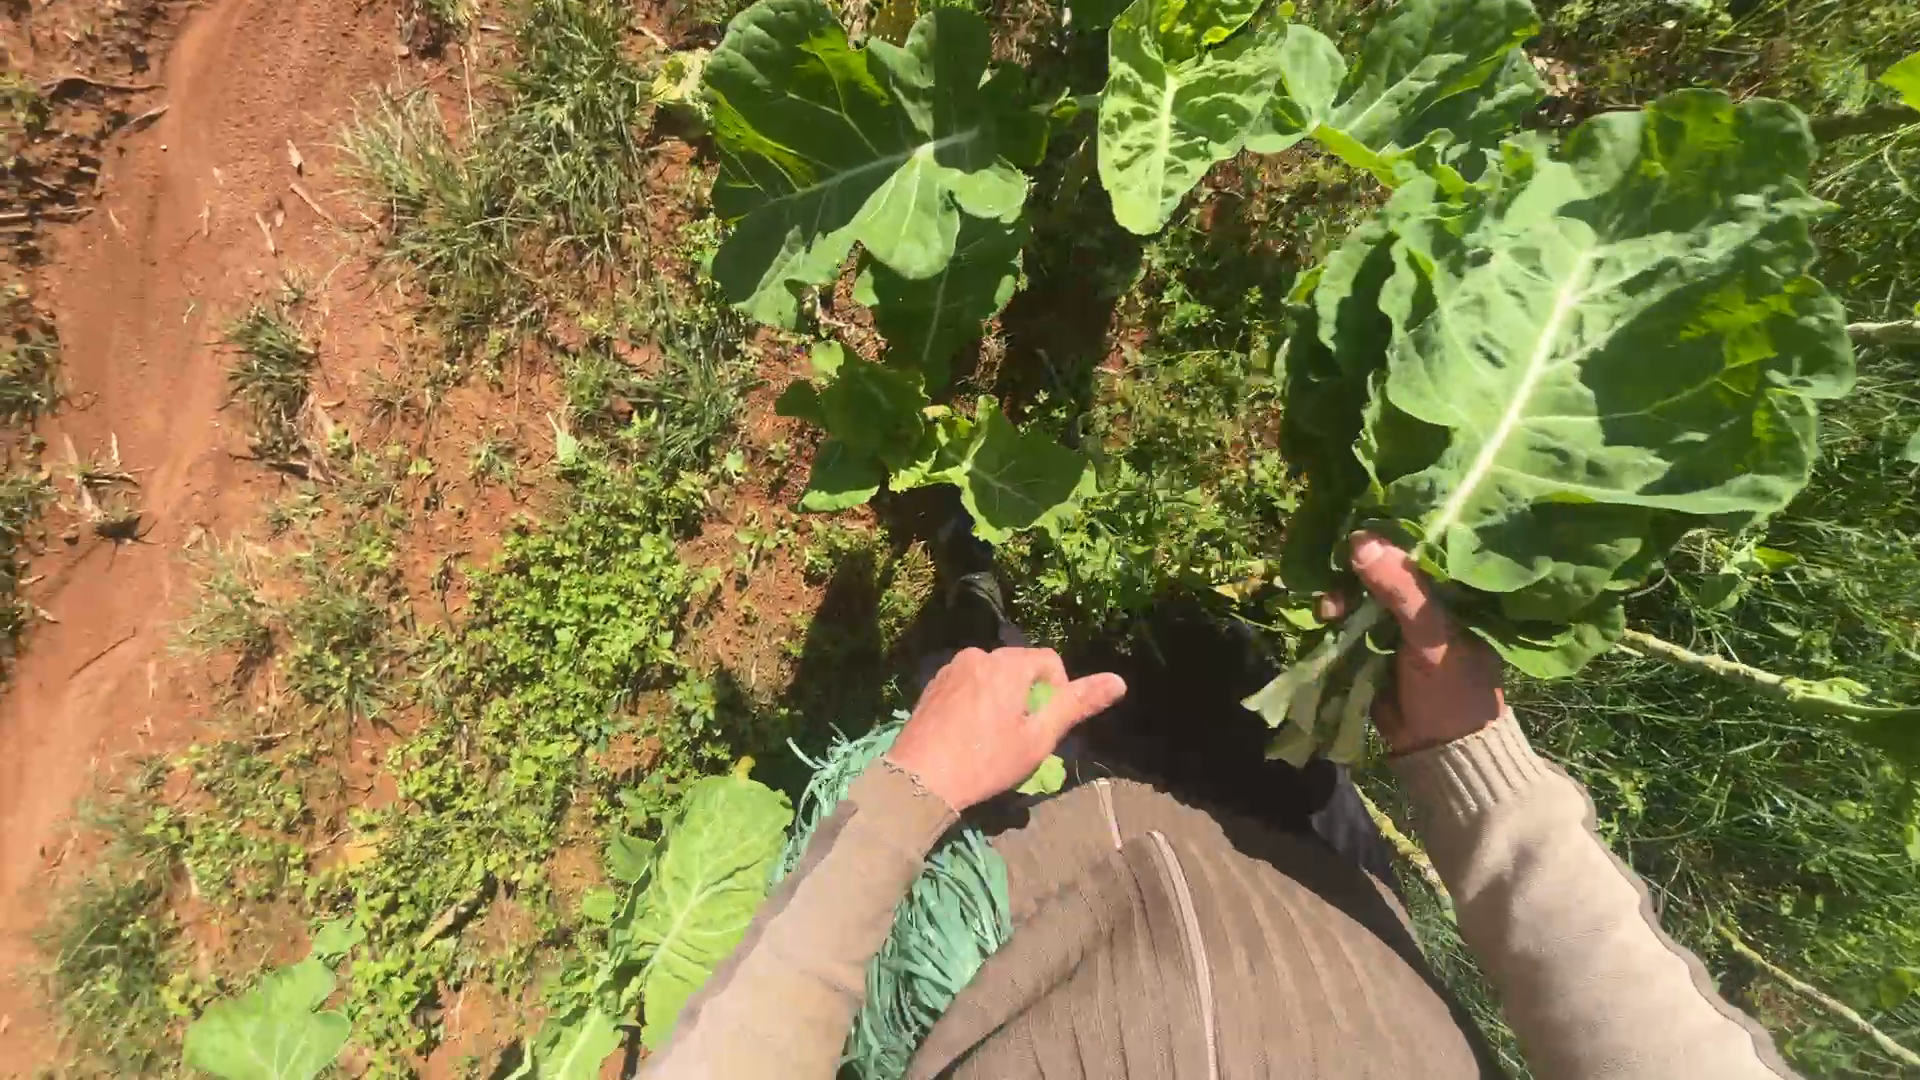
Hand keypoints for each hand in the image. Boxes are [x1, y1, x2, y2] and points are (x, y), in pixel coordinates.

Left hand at [886, 647, 1127, 810]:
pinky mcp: (934, 683)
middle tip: (1019, 735)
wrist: (920, 778)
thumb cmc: (986, 761)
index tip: (1045, 725)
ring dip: (1001, 696)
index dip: (1057, 691)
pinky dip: (976, 699)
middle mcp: (979, 655)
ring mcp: (952, 667)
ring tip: (992, 735)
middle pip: (1019, 666)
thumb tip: (1119, 681)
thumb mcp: (1038, 738)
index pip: (1049, 661)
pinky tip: (968, 731)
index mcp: (1008, 664)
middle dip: (1028, 694)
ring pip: (992, 673)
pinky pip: (968, 681)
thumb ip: (1077, 704)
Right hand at [1322, 532, 1504, 754]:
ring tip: (1328, 610)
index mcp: (1455, 592)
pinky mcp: (1371, 642)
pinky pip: (1347, 617)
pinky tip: (1324, 618)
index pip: (1420, 547)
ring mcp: (1396, 622)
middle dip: (1353, 570)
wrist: (1436, 749)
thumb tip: (1358, 539)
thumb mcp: (1430, 634)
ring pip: (1359, 592)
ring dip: (1339, 595)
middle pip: (1382, 568)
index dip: (1387, 536)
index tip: (1354, 529)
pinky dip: (1333, 615)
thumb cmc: (1451, 688)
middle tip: (1336, 577)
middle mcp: (1426, 601)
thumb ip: (1400, 589)